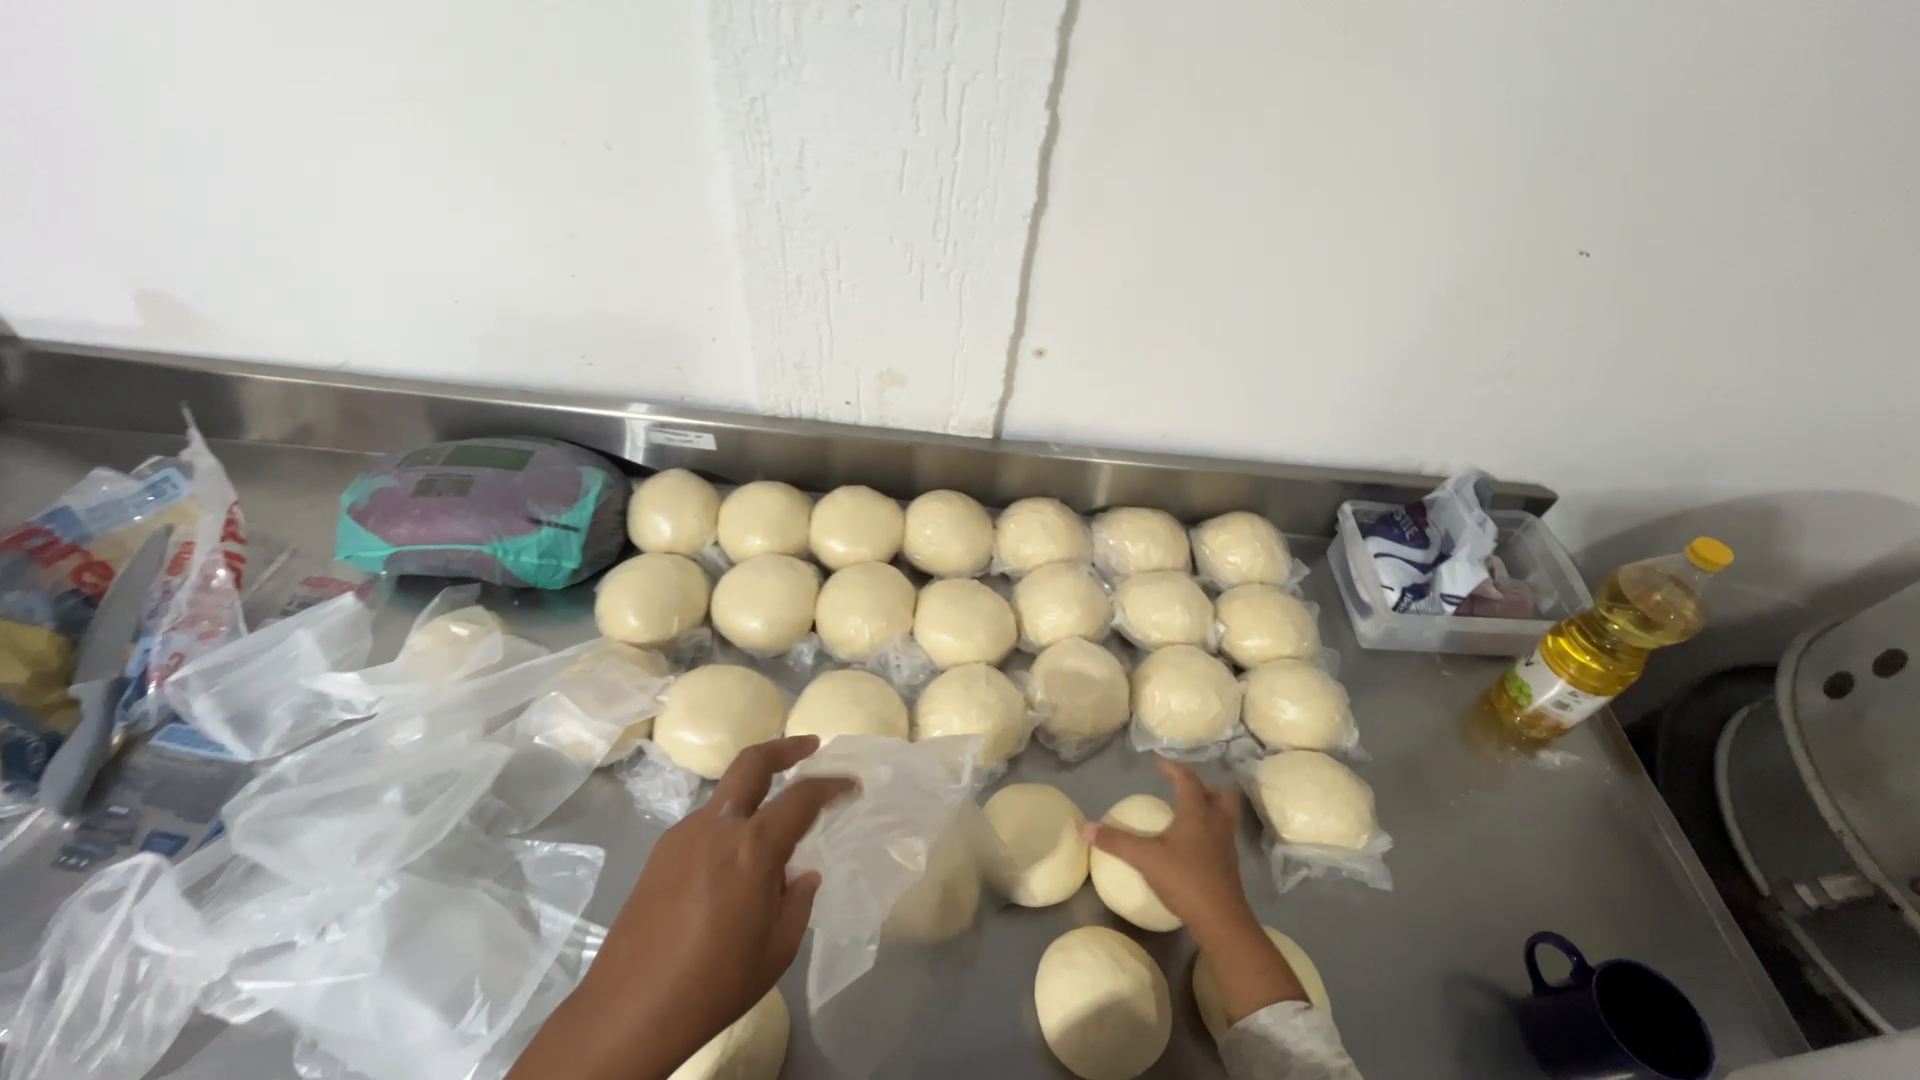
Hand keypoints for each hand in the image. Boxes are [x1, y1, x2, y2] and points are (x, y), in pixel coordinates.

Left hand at [507, 736, 855, 1079]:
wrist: (630, 1010)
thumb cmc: (715, 983)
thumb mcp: (777, 948)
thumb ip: (797, 901)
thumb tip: (801, 874)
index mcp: (753, 848)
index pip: (802, 797)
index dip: (832, 786)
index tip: (851, 785)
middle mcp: (716, 828)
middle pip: (752, 763)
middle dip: (786, 748)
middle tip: (812, 745)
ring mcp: (681, 837)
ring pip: (726, 797)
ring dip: (754, 795)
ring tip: (774, 832)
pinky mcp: (659, 856)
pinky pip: (705, 826)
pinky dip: (729, 828)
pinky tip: (735, 866)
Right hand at [1085, 757, 1307, 1024]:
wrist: (1221, 920)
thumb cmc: (1184, 879)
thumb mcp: (1145, 858)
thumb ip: (1116, 842)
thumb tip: (1086, 828)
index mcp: (1197, 814)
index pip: (1188, 781)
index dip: (1173, 768)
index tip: (1158, 762)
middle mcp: (1216, 824)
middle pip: (1220, 795)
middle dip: (1204, 787)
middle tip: (1185, 788)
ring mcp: (1226, 846)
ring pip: (1224, 816)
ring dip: (1211, 808)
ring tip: (1190, 812)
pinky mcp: (1228, 867)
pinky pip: (1222, 837)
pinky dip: (1210, 831)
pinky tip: (1194, 844)